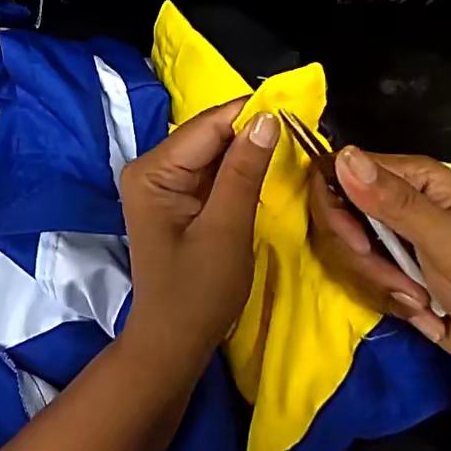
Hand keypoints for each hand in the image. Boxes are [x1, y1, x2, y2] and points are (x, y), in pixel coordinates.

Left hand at [118, 100, 277, 364]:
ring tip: (291, 143)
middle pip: (207, 135)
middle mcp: (150, 167)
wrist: (173, 342)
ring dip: (247, 149)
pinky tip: (265, 168)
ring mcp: (161, 182)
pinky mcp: (175, 197)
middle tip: (300, 128)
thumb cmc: (198, 293)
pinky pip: (210, 171)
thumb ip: (244, 171)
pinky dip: (237, 169)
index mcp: (152, 171)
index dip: (250, 114)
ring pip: (212, 150)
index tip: (296, 108)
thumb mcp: (226, 230)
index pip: (206, 126)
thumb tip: (267, 118)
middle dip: (251, 131)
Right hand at [308, 148, 450, 379]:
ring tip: (421, 299)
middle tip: (398, 280)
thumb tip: (344, 157)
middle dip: (362, 254)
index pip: (343, 170)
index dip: (337, 203)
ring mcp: (392, 236)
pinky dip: (385, 297)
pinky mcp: (390, 269)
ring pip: (344, 249)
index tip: (356, 242)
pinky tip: (422, 308)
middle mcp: (397, 199)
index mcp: (415, 177)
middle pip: (337, 212)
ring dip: (378, 281)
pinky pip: (359, 276)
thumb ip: (397, 203)